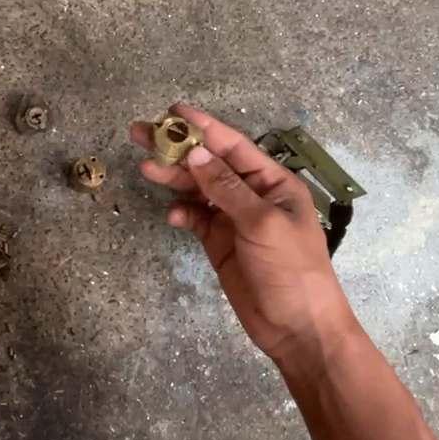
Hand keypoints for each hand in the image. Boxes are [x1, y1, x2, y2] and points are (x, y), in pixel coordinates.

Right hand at [131, 104, 360, 368]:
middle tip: (140, 134)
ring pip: (197, 189)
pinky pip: (195, 218)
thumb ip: (226, 188)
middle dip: (177, 150)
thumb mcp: (261, 224)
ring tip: (145, 168)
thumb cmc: (292, 270)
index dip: (203, 127)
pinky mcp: (219, 242)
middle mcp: (252, 195)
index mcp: (273, 183)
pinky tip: (172, 215)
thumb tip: (193, 154)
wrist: (298, 329)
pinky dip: (181, 213)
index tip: (173, 110)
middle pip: (208, 164)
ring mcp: (233, 219)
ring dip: (173, 179)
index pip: (233, 146)